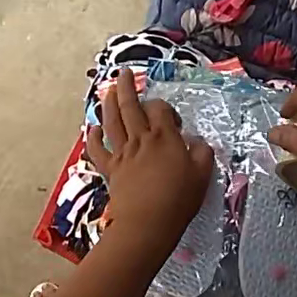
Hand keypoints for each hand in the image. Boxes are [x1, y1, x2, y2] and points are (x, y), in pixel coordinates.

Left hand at [86, 70, 213, 247]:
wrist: (148, 223)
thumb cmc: (179, 198)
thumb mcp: (203, 173)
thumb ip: (202, 152)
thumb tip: (196, 141)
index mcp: (164, 137)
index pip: (160, 109)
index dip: (165, 108)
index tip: (173, 120)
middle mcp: (140, 139)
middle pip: (130, 106)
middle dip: (127, 86)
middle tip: (125, 73)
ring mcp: (122, 154)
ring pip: (112, 121)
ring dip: (108, 103)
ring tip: (108, 90)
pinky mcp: (111, 169)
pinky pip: (98, 149)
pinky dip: (93, 136)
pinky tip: (93, 128)